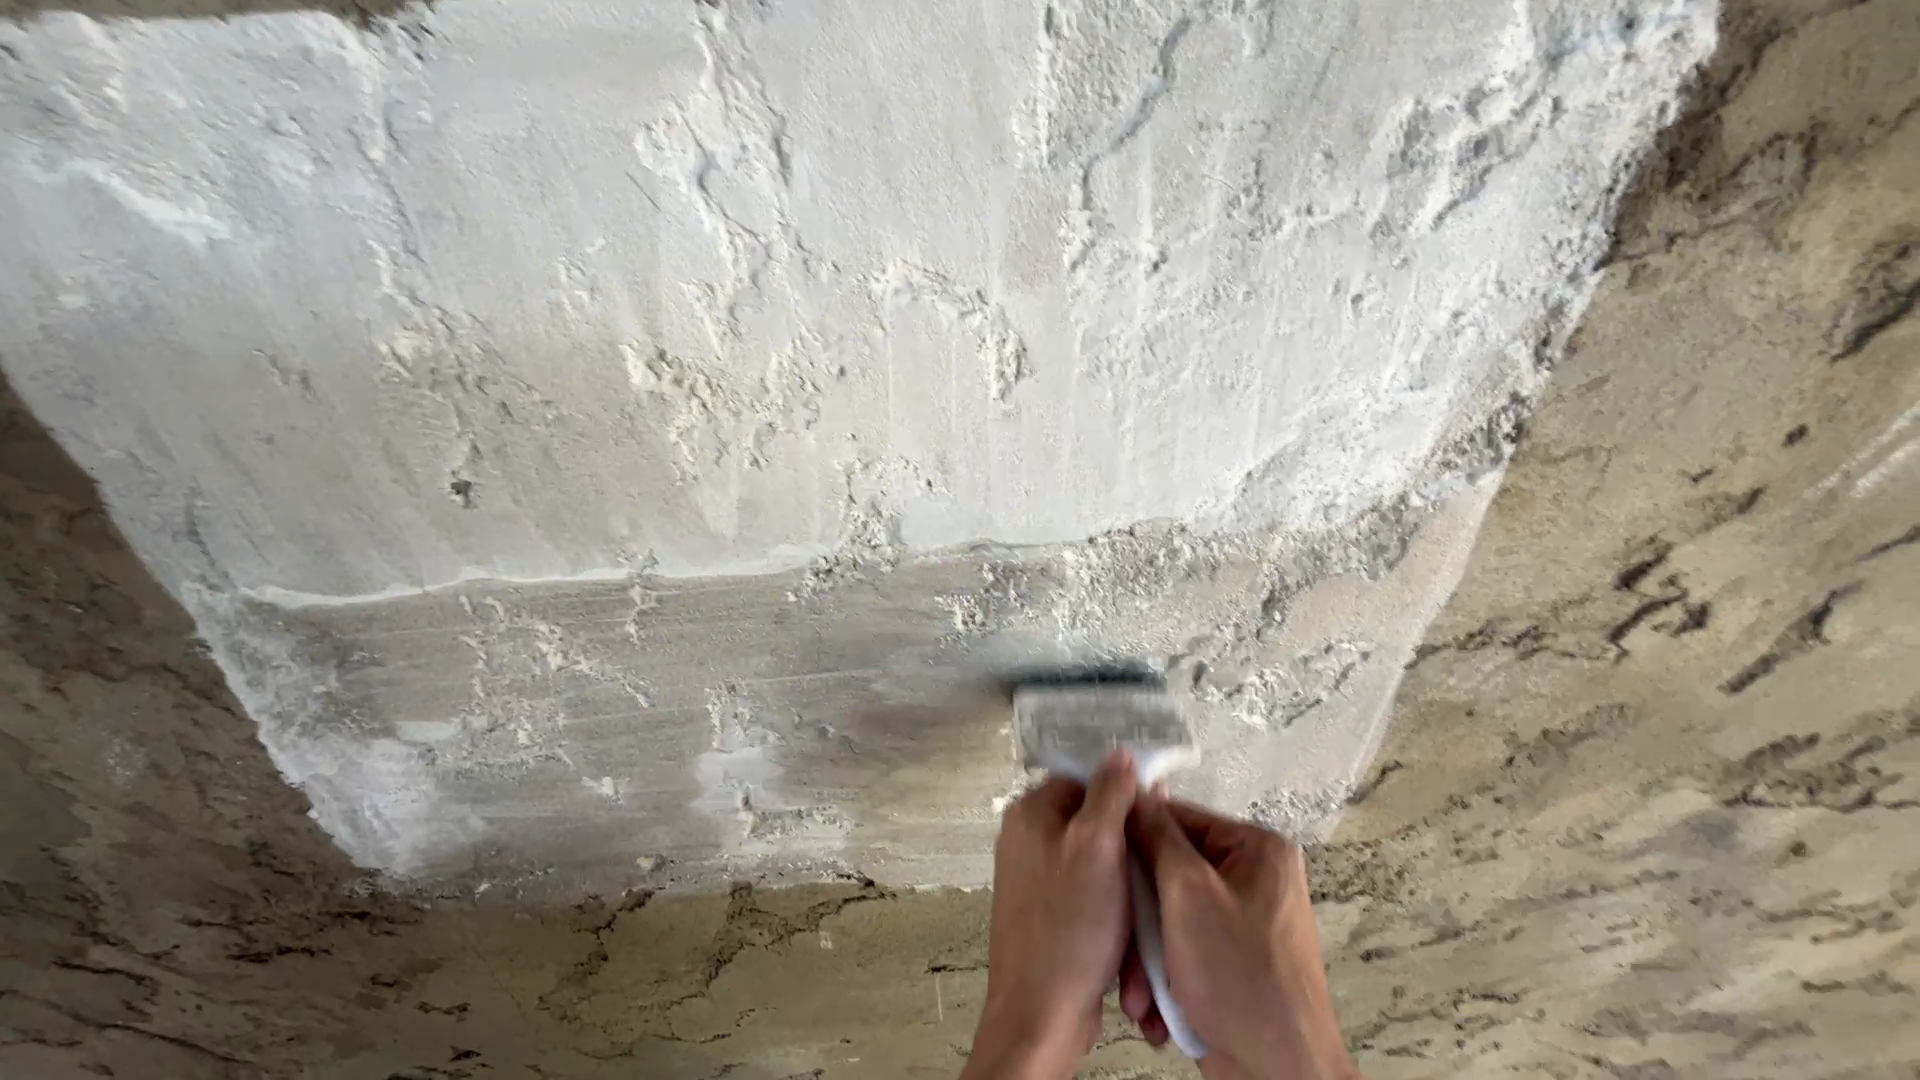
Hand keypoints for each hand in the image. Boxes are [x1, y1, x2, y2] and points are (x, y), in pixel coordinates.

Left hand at [961, 751, 1137, 1079]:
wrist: (1042, 1013)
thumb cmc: (1069, 928)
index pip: (1085, 781)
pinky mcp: (1049, 914)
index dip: (1123, 800)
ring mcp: (1036, 880)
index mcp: (1030, 814)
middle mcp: (1027, 840)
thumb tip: (1118, 753)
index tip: (1151, 825)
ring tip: (1138, 925)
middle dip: (1129, 859)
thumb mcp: (1099, 847)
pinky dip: (1114, 921)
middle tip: (1151, 883)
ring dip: (1127, 897)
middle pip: (1096, 827)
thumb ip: (1110, 795)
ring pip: (1101, 869)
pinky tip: (1125, 947)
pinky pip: (1092, 902)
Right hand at [1123, 792, 1358, 1079]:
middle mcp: (1253, 878)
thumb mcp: (1187, 892)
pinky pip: (1181, 947)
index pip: (1179, 818)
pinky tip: (1155, 1007)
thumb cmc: (1240, 979)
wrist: (1276, 1075)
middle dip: (1141, 920)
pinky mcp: (1230, 960)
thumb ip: (1157, 837)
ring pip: (1168, 915)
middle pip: (1168, 872)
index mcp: (1257, 849)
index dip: (1135, 837)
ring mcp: (1242, 921)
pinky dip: (1163, 976)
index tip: (1102, 860)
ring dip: (1145, 956)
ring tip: (1139, 994)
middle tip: (1125, 949)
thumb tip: (1136, 792)